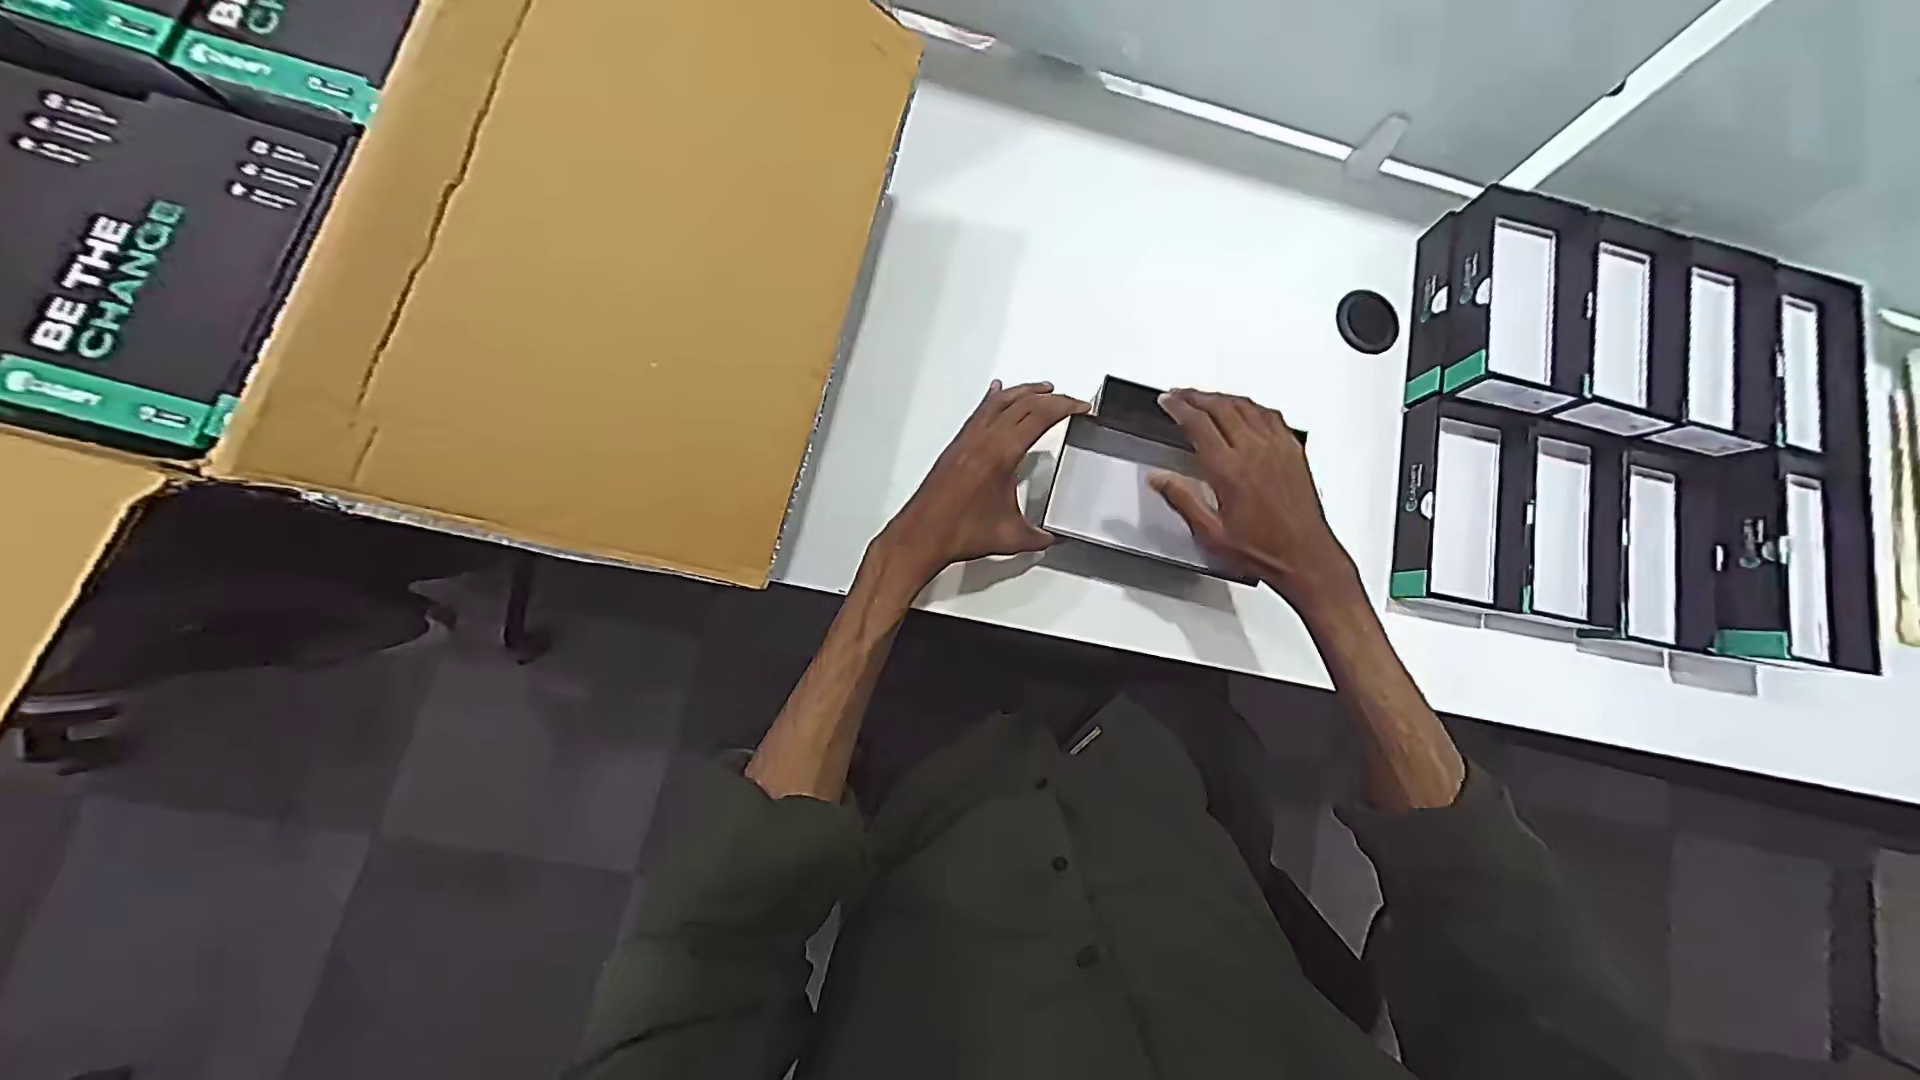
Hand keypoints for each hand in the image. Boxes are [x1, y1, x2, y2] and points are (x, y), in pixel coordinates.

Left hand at [874, 381, 1089, 586]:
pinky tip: (995, 394)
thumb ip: (1036, 537)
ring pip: (1000, 402)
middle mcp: (983, 440)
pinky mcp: (956, 447)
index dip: (1066, 406)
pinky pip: (979, 412)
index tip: (1081, 406)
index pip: (1041, 416)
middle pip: (1024, 403)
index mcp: (1002, 453)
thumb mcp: (1010, 536)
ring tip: (1041, 389)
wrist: (922, 535)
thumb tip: (1048, 538)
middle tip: (1069, 400)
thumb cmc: (956, 530)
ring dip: (1024, 392)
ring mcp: (967, 440)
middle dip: (1051, 397)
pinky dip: (993, 400)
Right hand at [1150, 389, 1356, 607]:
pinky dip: (1251, 405)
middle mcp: (1255, 452)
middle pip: (1220, 407)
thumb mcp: (1210, 532)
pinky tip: (1245, 408)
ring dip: (1222, 397)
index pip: (1198, 423)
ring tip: (1206, 397)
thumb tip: (1159, 479)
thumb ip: (1182, 500)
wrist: (1305, 557)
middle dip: (1195, 396)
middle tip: (1180, 395)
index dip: (1178, 407)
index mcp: (1230, 470)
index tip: (1167, 401)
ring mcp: (1277, 448)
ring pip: (1246, 406)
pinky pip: (1271, 416)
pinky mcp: (1293, 451)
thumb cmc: (1263, 549)